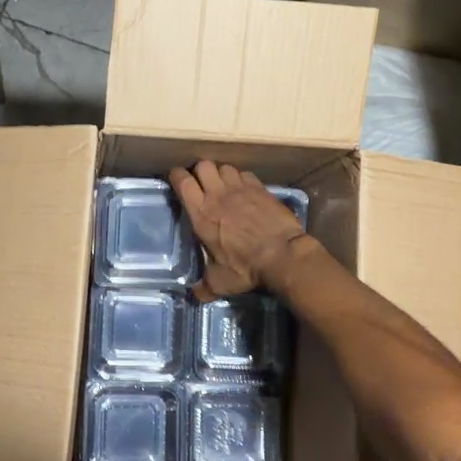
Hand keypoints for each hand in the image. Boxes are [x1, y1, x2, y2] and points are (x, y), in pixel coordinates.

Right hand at [169, 161, 307, 301]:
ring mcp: (241, 188)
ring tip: (224, 186)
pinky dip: (241, 179)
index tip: (178, 180)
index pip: (183, 182)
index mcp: (201, 213)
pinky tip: (245, 190)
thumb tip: (196, 295)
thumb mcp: (220, 282)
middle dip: (200, 171)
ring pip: (225, 167)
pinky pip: (245, 174)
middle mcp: (218, 195)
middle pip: (203, 165)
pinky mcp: (261, 188)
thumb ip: (205, 286)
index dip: (177, 176)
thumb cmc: (246, 267)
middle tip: (202, 184)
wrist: (283, 255)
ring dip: (221, 174)